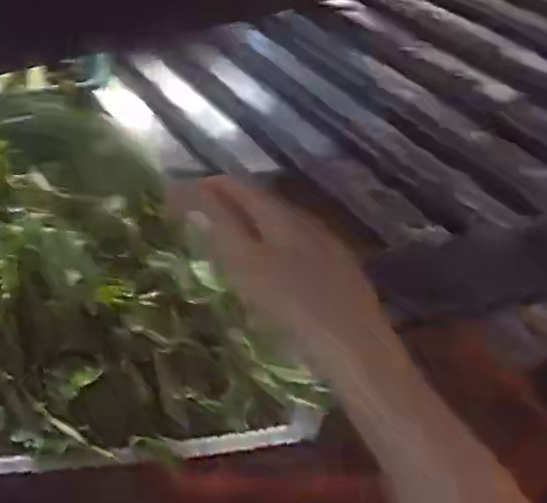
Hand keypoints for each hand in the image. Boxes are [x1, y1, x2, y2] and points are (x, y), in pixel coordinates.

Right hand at [173, 177, 393, 374]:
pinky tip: (272, 267)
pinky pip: (302, 248)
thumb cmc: (292, 306)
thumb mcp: (243, 263)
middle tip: (203, 213)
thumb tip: (193, 194)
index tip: (183, 192)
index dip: (209, 185)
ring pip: (284, 225)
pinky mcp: (346, 279)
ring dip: (255, 224)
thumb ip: (218, 225)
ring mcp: (332, 251)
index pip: (239, 186)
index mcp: (282, 216)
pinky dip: (276, 246)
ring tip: (232, 238)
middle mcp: (309, 225)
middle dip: (232, 202)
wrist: (363, 361)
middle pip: (264, 202)